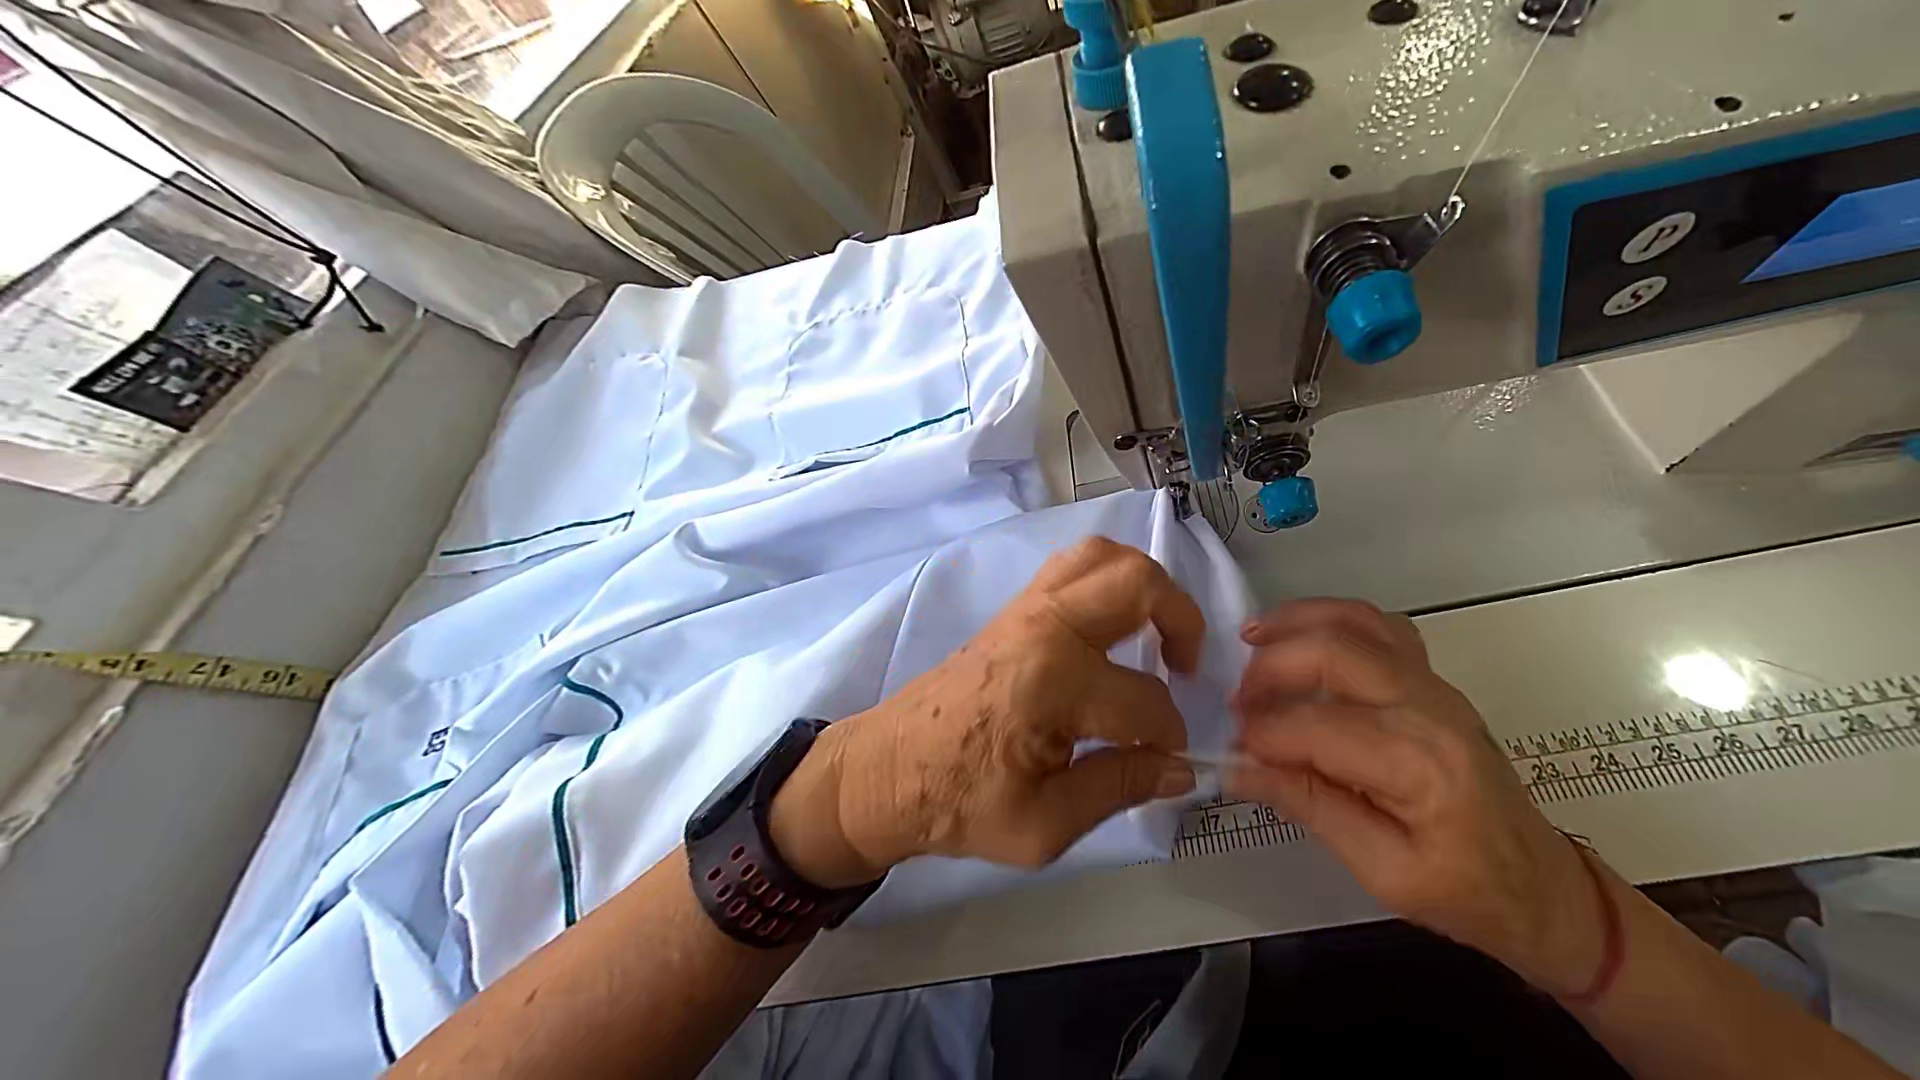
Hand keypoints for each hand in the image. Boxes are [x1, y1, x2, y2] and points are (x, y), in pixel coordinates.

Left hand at [771, 538, 1203, 886]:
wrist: (886, 770)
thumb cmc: (957, 802)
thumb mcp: (1044, 825)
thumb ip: (1118, 789)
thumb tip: (1179, 768)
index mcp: (1052, 682)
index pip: (1146, 700)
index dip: (1168, 736)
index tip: (1165, 760)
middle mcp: (1042, 628)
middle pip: (1137, 582)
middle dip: (1182, 620)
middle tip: (1186, 666)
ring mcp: (1023, 610)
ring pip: (1102, 555)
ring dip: (1143, 586)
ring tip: (1155, 634)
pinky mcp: (1010, 610)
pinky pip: (1071, 567)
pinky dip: (1107, 581)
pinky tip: (1112, 628)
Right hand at [1227, 599, 1606, 996]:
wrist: (1546, 888)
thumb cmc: (1467, 891)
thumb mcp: (1381, 871)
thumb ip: (1307, 805)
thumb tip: (1237, 768)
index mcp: (1418, 764)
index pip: (1314, 727)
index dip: (1261, 734)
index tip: (1232, 751)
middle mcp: (1429, 708)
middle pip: (1333, 652)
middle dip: (1269, 668)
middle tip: (1236, 700)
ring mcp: (1435, 686)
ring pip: (1356, 621)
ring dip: (1296, 623)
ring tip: (1251, 639)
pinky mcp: (1432, 681)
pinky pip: (1378, 626)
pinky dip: (1331, 620)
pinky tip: (1301, 639)